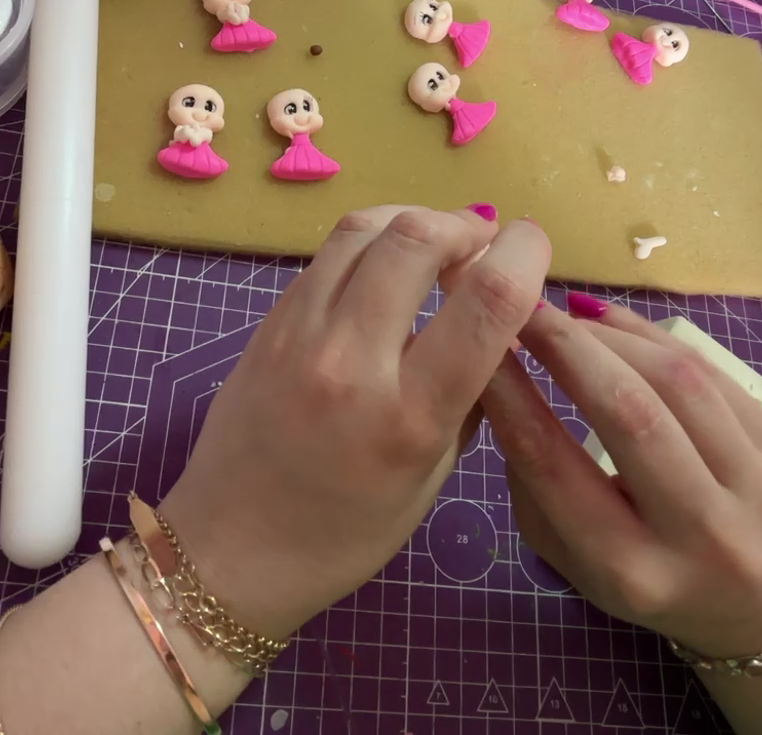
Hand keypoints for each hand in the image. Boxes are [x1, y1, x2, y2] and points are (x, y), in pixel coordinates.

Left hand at [157, 206, 549, 638]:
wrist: (230, 544)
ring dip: (414, 217)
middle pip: (417, 239)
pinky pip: (327, 254)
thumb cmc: (344, 531)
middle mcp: (351, 360)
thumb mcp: (431, 477)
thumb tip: (497, 322)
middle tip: (481, 239)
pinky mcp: (268, 322)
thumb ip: (470, 394)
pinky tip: (386, 256)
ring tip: (437, 236)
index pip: (486, 303)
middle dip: (464, 224)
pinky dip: (370, 238)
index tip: (532, 242)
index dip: (523, 253)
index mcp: (409, 417)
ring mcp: (299, 333)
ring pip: (364, 229)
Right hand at [482, 299, 761, 659]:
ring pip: (676, 381)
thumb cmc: (638, 578)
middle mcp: (702, 535)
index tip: (479, 347)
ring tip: (562, 315)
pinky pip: (711, 371)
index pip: (551, 461)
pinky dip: (650, 337)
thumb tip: (502, 377)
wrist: (759, 611)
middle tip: (520, 308)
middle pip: (628, 413)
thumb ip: (527, 478)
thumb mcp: (564, 553)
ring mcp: (758, 490)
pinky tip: (607, 324)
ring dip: (607, 335)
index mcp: (630, 569)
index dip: (507, 393)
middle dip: (564, 346)